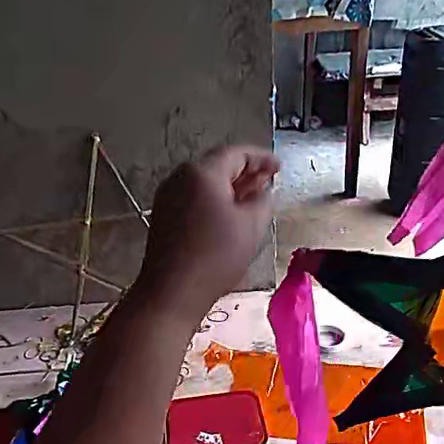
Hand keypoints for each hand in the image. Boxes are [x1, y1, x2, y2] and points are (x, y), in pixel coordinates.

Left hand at [132, 145, 278, 322]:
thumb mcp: (252, 226)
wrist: (174, 290)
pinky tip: (231, 214)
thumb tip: (264, 192)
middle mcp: (181, 178)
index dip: (261, 158)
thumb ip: (263, 201)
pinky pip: (196, 197)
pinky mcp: (165, 216)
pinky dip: (216, 199)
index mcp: (202, 173)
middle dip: (246, 171)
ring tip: (254, 197)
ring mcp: (169, 196)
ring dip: (231, 187)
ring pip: (206, 182)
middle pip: (218, 165)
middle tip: (269, 180)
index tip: (278, 166)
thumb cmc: (217, 256)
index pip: (235, 154)